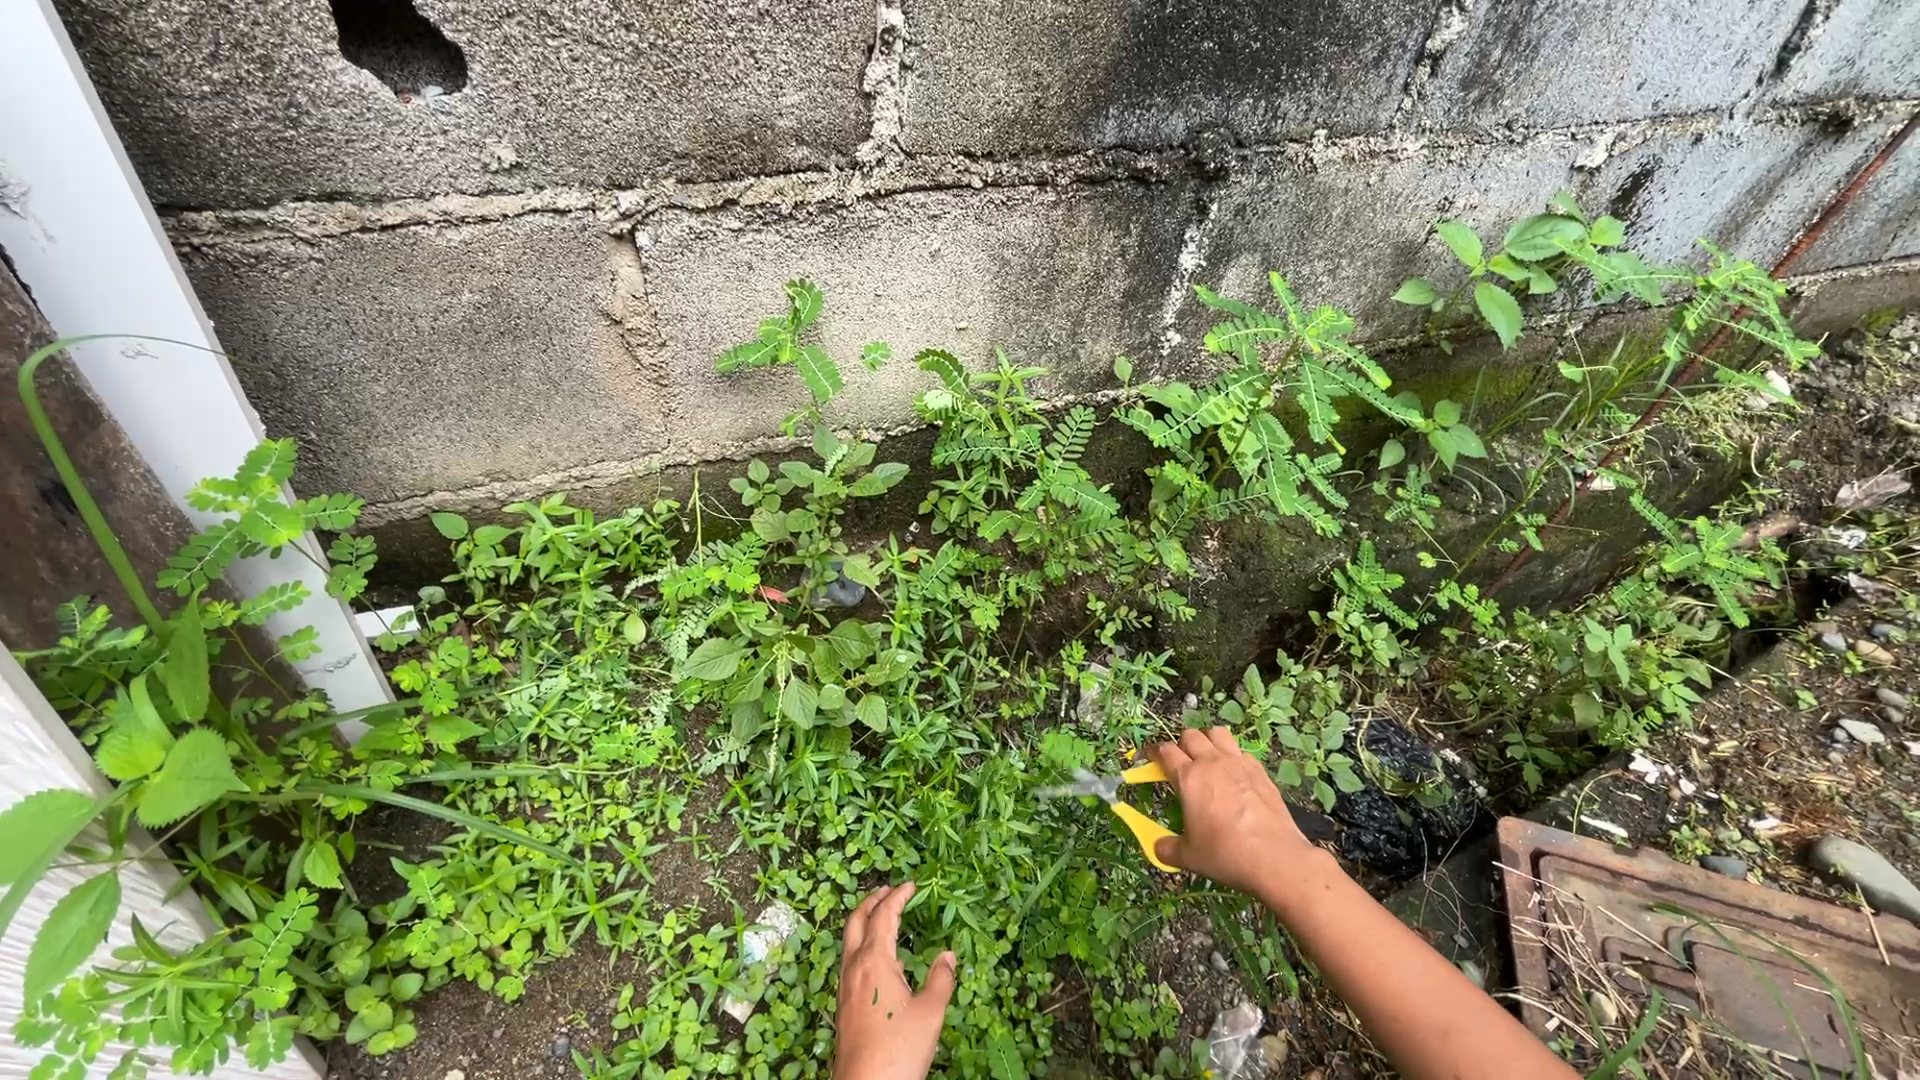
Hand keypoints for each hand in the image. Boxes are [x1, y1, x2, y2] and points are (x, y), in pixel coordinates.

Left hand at [833, 882, 956, 1079]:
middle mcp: (854, 967)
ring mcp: (845, 986)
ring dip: (865, 922)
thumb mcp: (930, 1012)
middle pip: (856, 920)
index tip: (911, 885)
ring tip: (884, 919)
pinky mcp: (844, 1004)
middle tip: (887, 890)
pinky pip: (851, 960)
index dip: (897, 896)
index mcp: (874, 960)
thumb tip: (947, 955)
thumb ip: (941, 979)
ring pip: (850, 941)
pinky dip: (864, 945)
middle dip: (871, 901)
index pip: (884, 916)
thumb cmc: (899, 1049)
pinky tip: (882, 961)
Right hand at [1150, 727, 1316, 895]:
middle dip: (1181, 744)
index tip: (1151, 758)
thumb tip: (1159, 848)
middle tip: (1181, 763)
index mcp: (1189, 777)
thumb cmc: (1226, 854)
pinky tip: (1234, 775)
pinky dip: (1233, 756)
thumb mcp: (1189, 856)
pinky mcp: (1260, 771)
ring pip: (1217, 733)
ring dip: (1208, 740)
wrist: (1275, 858)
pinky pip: (1241, 751)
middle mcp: (1212, 763)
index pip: (1165, 751)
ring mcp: (1238, 764)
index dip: (1154, 752)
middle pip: (1191, 735)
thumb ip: (1167, 848)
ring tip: (1207, 758)